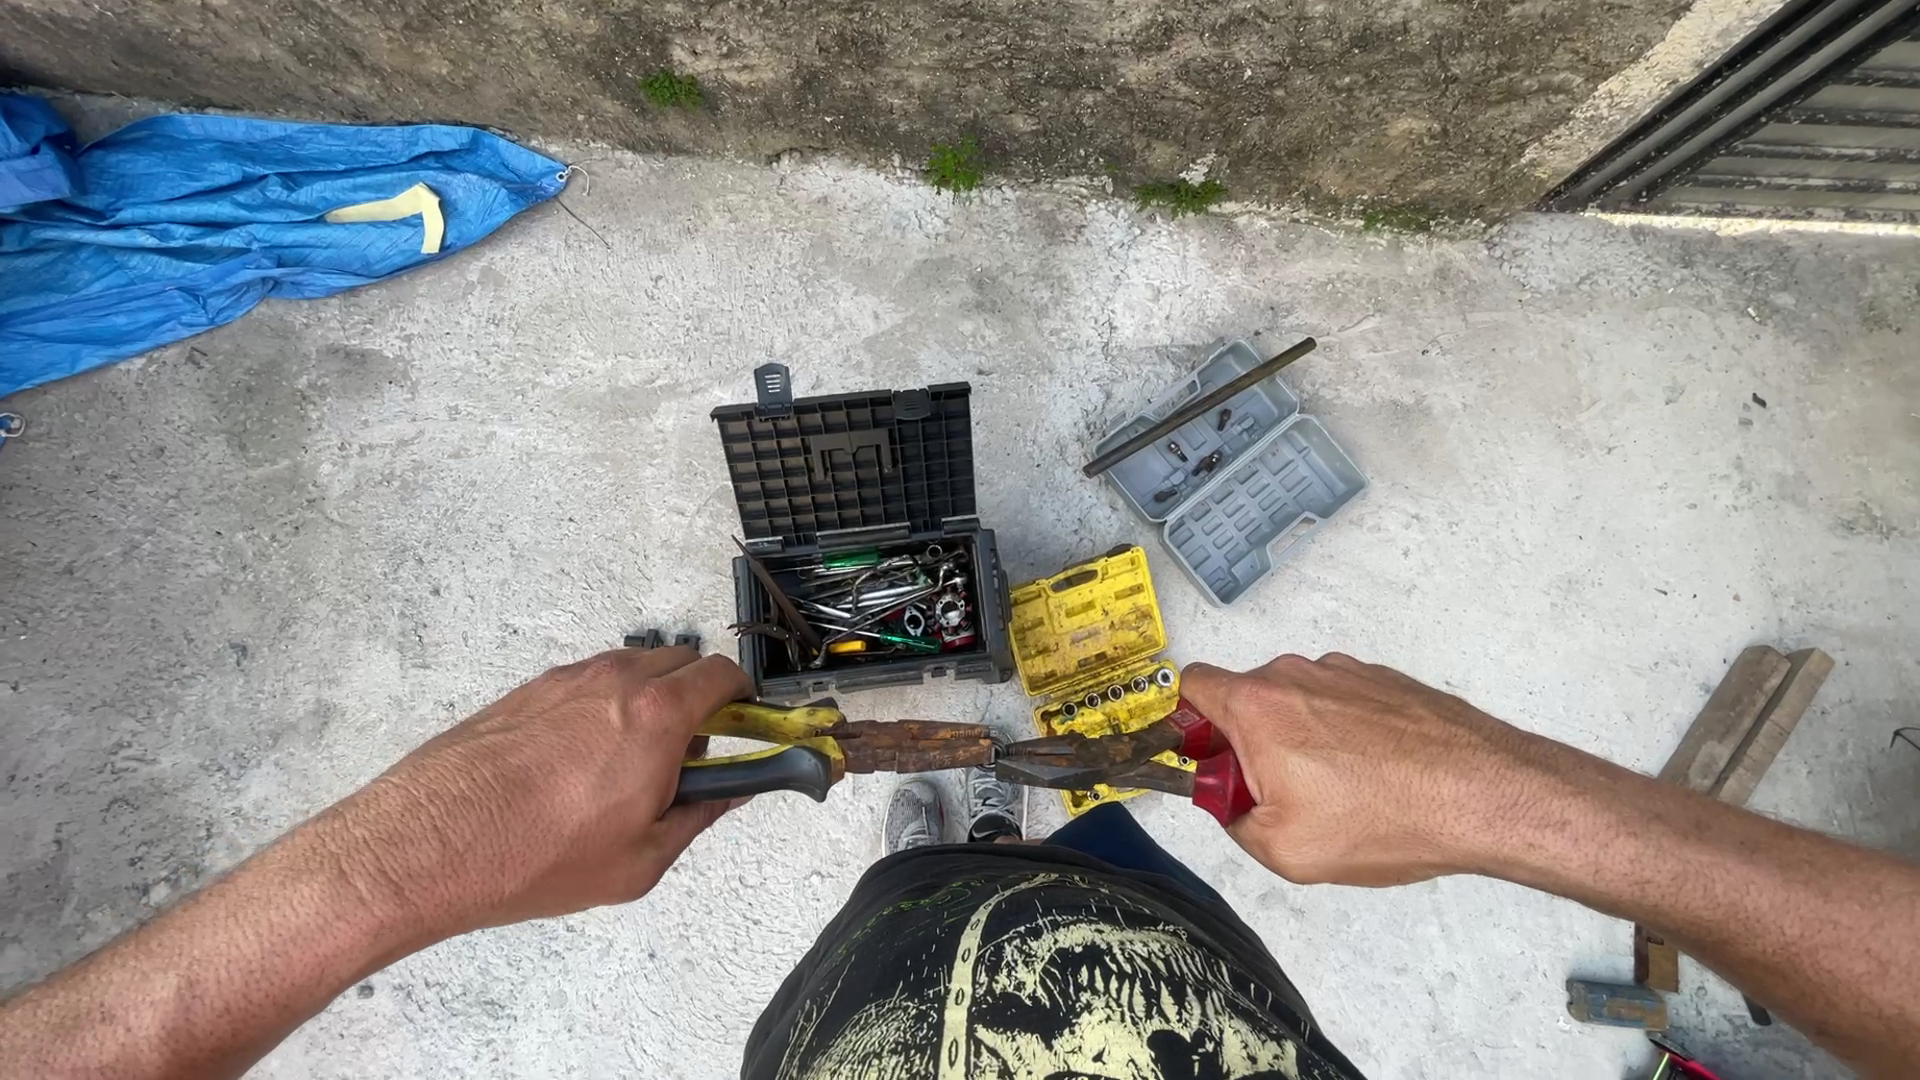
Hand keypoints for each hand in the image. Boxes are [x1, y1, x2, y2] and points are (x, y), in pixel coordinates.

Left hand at [309, 646, 750, 936]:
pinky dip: (608, 700)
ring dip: (654, 695)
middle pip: (686, 661)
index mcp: (658, 715)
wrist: (421, 848)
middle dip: (701, 695)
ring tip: (628, 755)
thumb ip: (702, 816)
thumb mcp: (641, 860)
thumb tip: (732, 793)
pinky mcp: (532, 687)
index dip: (743, 695)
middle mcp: (619, 680)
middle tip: (686, 749)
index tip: (741, 721)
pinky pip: (593, 678)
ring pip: (638, 665)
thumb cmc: (535, 858)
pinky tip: (579, 755)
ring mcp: (571, 678)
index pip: (725, 673)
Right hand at [1180, 653, 1560, 886]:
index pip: (1188, 686)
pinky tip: (1378, 771)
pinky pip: (1339, 700)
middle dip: (1248, 740)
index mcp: (1255, 705)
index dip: (1186, 721)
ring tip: (1344, 788)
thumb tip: (1228, 800)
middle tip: (1282, 790)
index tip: (1210, 759)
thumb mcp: (1283, 850)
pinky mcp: (1382, 678)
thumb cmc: (1382, 819)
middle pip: (1243, 698)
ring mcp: (1341, 671)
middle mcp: (1290, 674)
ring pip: (1293, 701)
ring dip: (1298, 736)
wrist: (1490, 795)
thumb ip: (1231, 821)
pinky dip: (1343, 730)